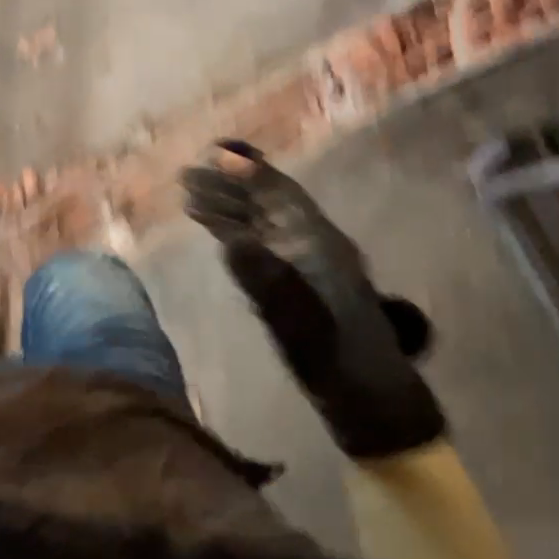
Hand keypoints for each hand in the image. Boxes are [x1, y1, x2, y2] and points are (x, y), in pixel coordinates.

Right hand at [181, 141, 444, 458]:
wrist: (371, 405)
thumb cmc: (342, 365)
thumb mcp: (307, 327)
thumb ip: (270, 284)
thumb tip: (231, 243)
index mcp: (322, 245)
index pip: (282, 195)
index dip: (251, 173)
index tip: (219, 154)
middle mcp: (313, 245)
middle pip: (267, 203)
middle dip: (229, 186)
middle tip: (187, 174)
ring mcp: (303, 265)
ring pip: (260, 222)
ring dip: (227, 206)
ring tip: (189, 195)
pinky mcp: (292, 284)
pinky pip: (259, 244)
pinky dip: (233, 232)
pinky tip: (215, 231)